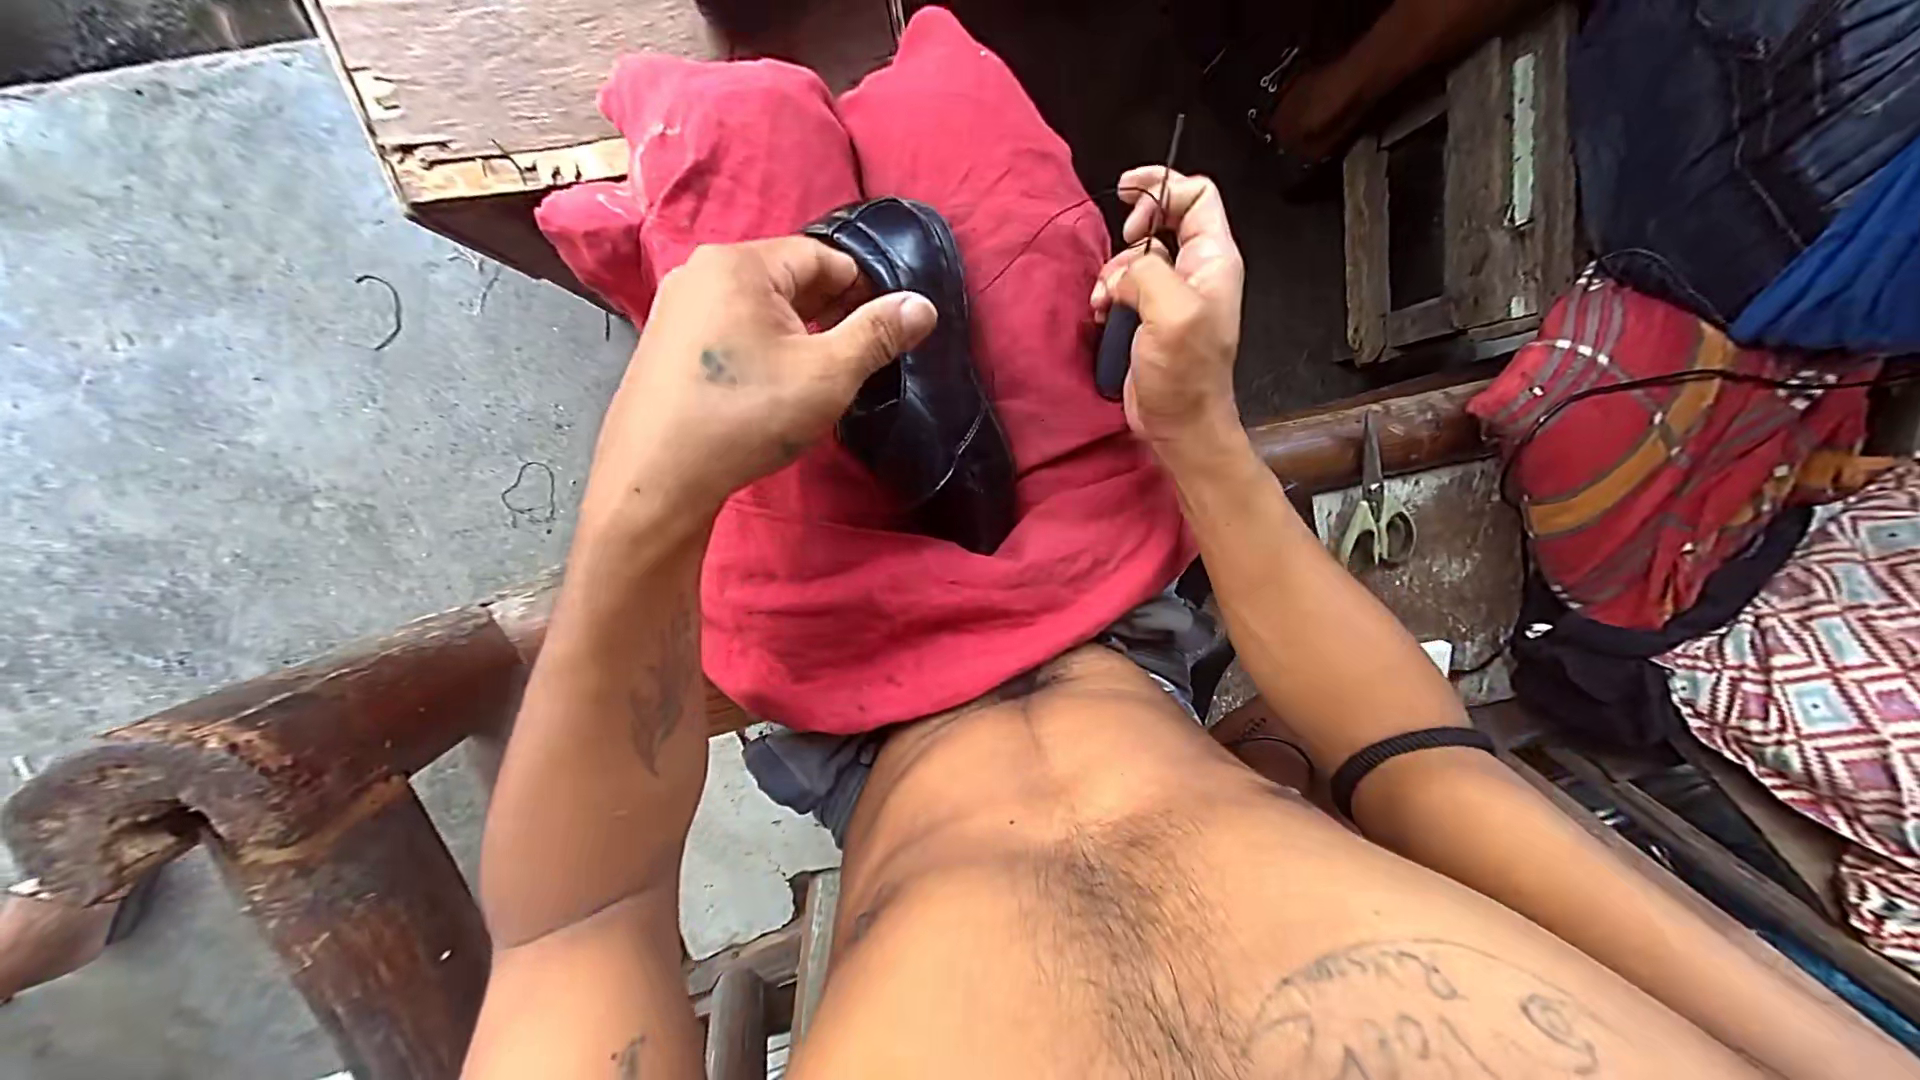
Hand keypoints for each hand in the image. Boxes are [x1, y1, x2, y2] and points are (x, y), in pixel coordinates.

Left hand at [580, 237, 936, 530]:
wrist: (658, 475)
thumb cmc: (747, 416)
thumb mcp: (828, 374)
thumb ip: (878, 334)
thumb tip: (924, 305)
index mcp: (741, 264)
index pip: (823, 256)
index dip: (863, 288)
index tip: (886, 327)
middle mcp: (702, 271)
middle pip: (788, 278)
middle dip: (831, 311)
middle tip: (856, 355)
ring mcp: (677, 307)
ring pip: (759, 307)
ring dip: (798, 332)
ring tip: (819, 374)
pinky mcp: (667, 343)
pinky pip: (731, 329)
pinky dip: (763, 346)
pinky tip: (772, 384)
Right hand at [1089, 167, 1244, 453]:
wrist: (1178, 423)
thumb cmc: (1184, 374)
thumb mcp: (1173, 313)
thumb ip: (1148, 274)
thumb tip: (1121, 276)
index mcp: (1214, 260)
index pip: (1196, 196)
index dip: (1162, 188)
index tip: (1127, 198)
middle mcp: (1195, 272)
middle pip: (1162, 222)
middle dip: (1131, 234)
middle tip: (1118, 253)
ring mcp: (1170, 298)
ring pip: (1136, 260)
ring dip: (1112, 274)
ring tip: (1104, 302)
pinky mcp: (1148, 321)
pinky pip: (1124, 290)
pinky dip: (1107, 296)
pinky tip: (1101, 313)